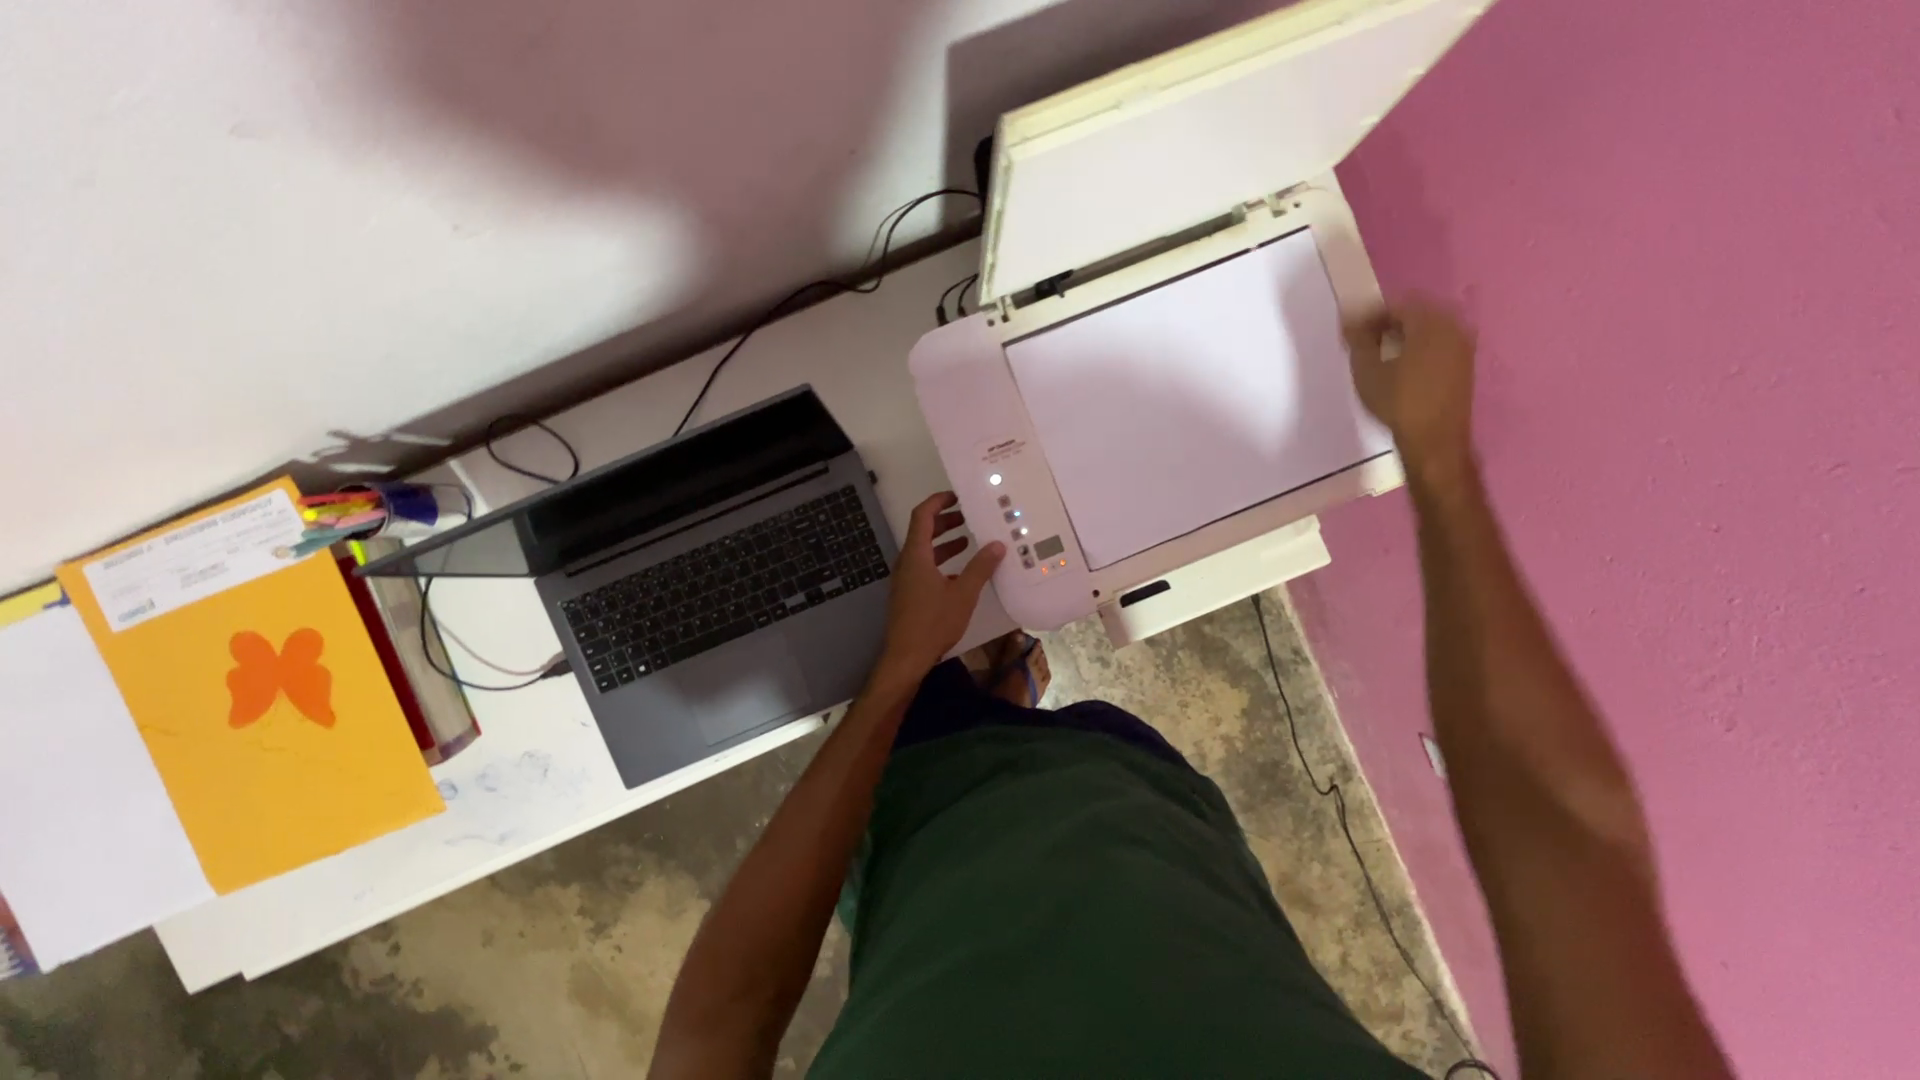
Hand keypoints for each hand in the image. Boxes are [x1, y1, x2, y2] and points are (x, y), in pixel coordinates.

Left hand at [874, 492, 1004, 683]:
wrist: (906, 656)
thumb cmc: (934, 622)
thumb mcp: (963, 594)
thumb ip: (980, 567)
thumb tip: (997, 545)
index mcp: (916, 555)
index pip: (922, 516)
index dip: (938, 501)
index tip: (957, 496)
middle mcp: (906, 563)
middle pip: (922, 532)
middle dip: (945, 521)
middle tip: (968, 517)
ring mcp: (905, 580)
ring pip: (923, 552)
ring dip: (944, 543)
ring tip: (968, 540)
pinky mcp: (908, 594)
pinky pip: (924, 568)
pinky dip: (940, 562)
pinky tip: (960, 573)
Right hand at [1346, 299, 1477, 486]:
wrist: (1434, 439)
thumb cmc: (1397, 402)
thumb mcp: (1367, 370)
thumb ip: (1358, 338)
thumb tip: (1348, 315)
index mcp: (1430, 322)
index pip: (1396, 306)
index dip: (1369, 316)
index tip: (1350, 333)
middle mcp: (1453, 327)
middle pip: (1415, 313)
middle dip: (1388, 323)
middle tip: (1365, 341)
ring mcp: (1463, 346)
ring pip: (1429, 329)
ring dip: (1404, 336)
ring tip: (1381, 355)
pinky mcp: (1465, 364)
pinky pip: (1439, 343)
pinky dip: (1420, 348)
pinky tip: (1403, 366)